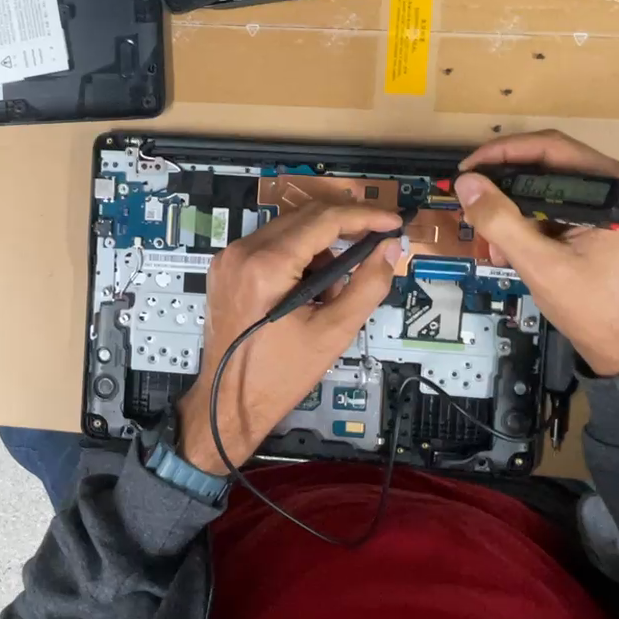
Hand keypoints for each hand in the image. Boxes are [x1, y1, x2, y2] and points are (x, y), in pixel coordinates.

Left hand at [175, 202, 402, 473]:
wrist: (227, 402)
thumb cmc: (280, 375)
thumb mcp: (333, 332)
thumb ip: (367, 285)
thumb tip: (389, 247)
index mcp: (266, 265)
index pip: (323, 220)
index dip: (364, 215)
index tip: (394, 221)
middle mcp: (242, 251)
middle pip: (304, 217)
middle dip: (344, 228)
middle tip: (377, 245)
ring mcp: (228, 258)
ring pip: (287, 229)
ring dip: (319, 246)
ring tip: (334, 290)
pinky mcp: (224, 268)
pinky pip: (268, 245)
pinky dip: (295, 256)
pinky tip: (308, 290)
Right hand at [455, 131, 618, 376]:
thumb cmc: (594, 310)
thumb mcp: (540, 265)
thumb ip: (500, 221)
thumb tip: (466, 183)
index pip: (553, 149)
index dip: (502, 154)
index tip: (466, 171)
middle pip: (550, 168)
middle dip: (506, 192)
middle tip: (472, 209)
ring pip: (550, 189)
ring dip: (515, 213)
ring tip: (495, 246)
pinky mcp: (611, 219)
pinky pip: (561, 207)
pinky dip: (532, 224)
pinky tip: (514, 250)